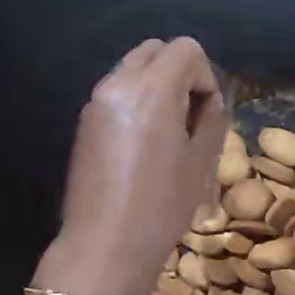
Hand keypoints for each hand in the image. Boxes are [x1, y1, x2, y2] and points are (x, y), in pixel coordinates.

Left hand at [59, 37, 227, 275]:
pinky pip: (117, 91)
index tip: (206, 114)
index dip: (205, 77)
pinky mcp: (84, 121)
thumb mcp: (201, 163)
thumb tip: (209, 102)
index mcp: (151, 91)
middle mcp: (118, 84)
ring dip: (156, 86)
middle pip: (156, 50)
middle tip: (188, 116)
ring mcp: (95, 101)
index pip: (186, 49)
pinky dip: (136, 101)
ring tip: (167, 133)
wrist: (105, 245)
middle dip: (179, 73)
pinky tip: (143, 144)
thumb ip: (211, 119)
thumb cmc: (162, 207)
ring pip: (133, 68)